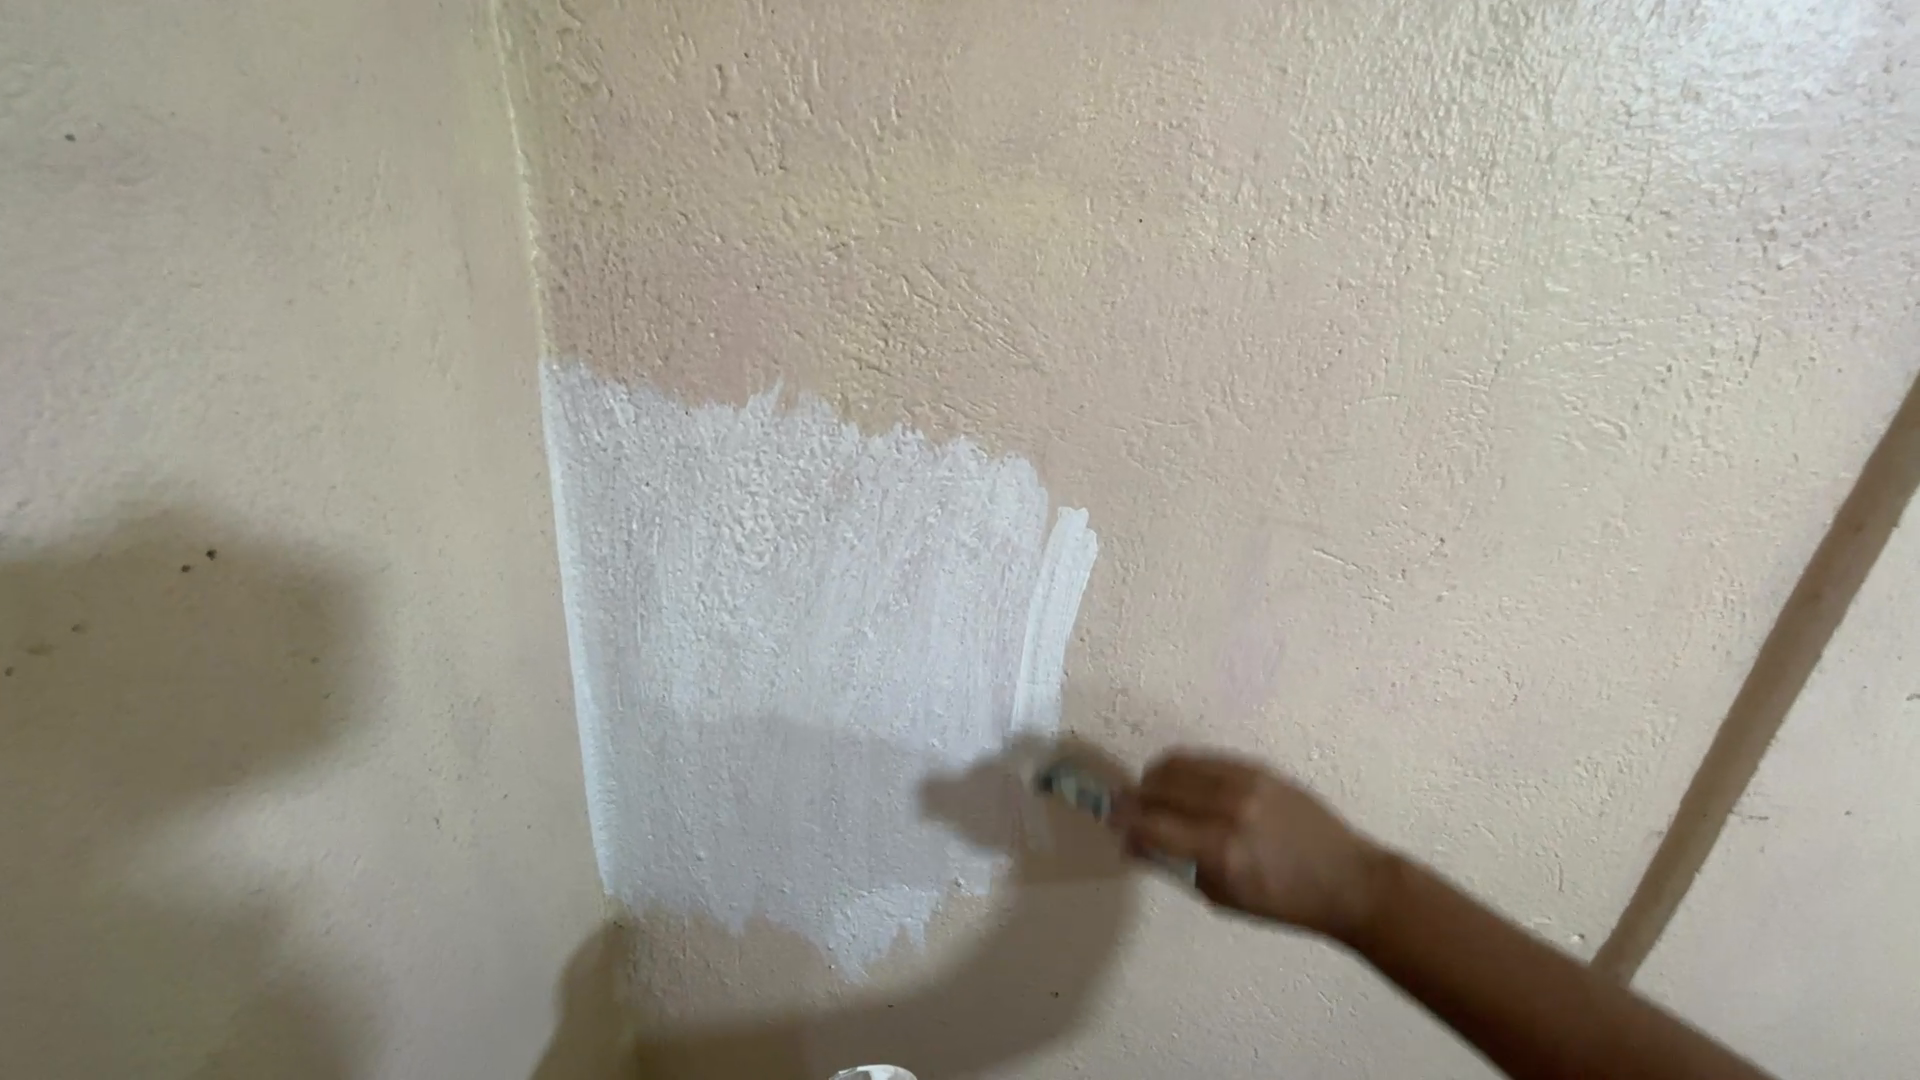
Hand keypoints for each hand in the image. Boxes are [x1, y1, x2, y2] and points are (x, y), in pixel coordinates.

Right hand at [1118, 751, 1385, 938]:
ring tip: (1150, 794)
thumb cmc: (1284, 902)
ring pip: (1175, 764)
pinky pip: (1203, 759)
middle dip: (1133, 797)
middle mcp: (1229, 809)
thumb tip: (1130, 842)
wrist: (1348, 879)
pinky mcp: (1257, 767)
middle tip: (1125, 808)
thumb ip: (1173, 865)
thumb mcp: (1223, 897)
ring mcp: (1245, 782)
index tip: (1109, 820)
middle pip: (1157, 787)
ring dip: (1153, 778)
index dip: (1123, 820)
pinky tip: (1181, 785)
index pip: (1151, 824)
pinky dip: (1181, 770)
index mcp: (1221, 851)